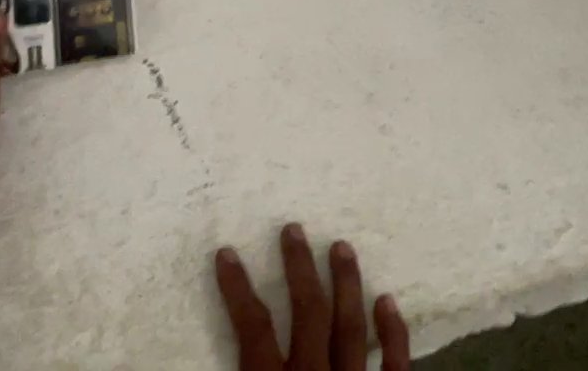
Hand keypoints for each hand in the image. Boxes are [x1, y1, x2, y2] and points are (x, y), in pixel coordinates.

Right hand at [215, 224, 410, 369]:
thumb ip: (238, 370)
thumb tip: (192, 356)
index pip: (253, 329)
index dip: (237, 289)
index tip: (227, 253)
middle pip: (309, 312)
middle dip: (300, 267)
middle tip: (294, 230)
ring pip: (351, 328)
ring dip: (346, 284)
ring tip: (341, 246)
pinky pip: (395, 365)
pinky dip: (393, 332)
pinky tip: (387, 300)